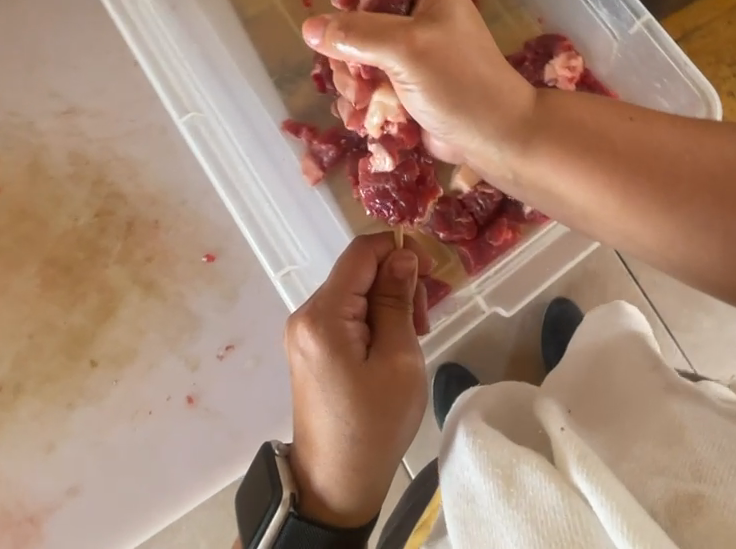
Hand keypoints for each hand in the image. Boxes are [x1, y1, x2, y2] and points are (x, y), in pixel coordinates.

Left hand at [286, 232, 433, 528]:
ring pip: (355, 291)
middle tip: (425, 320)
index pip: (361, 251)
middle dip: (397, 281)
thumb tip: (402, 255)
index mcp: (323, 315)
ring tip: (414, 336)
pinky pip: (347, 314)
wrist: (336, 485)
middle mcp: (306, 315)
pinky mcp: (311, 349)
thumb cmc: (374, 424)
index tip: (431, 273)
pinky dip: (374, 318)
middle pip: (358, 270)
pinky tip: (394, 343)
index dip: (398, 249)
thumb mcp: (399, 359)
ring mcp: (305, 333)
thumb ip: (397, 300)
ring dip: (389, 301)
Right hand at [302, 0, 537, 169]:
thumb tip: (311, 28)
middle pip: (361, 14)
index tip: (339, 4)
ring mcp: (410, 52)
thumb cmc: (460, 81)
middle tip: (352, 72)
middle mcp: (419, 14)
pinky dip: (361, 98)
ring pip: (358, 52)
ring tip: (360, 101)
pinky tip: (362, 115)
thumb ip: (358, 34)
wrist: (494, 136)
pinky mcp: (404, 84)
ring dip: (351, 78)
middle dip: (347, 46)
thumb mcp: (407, 48)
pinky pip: (368, 81)